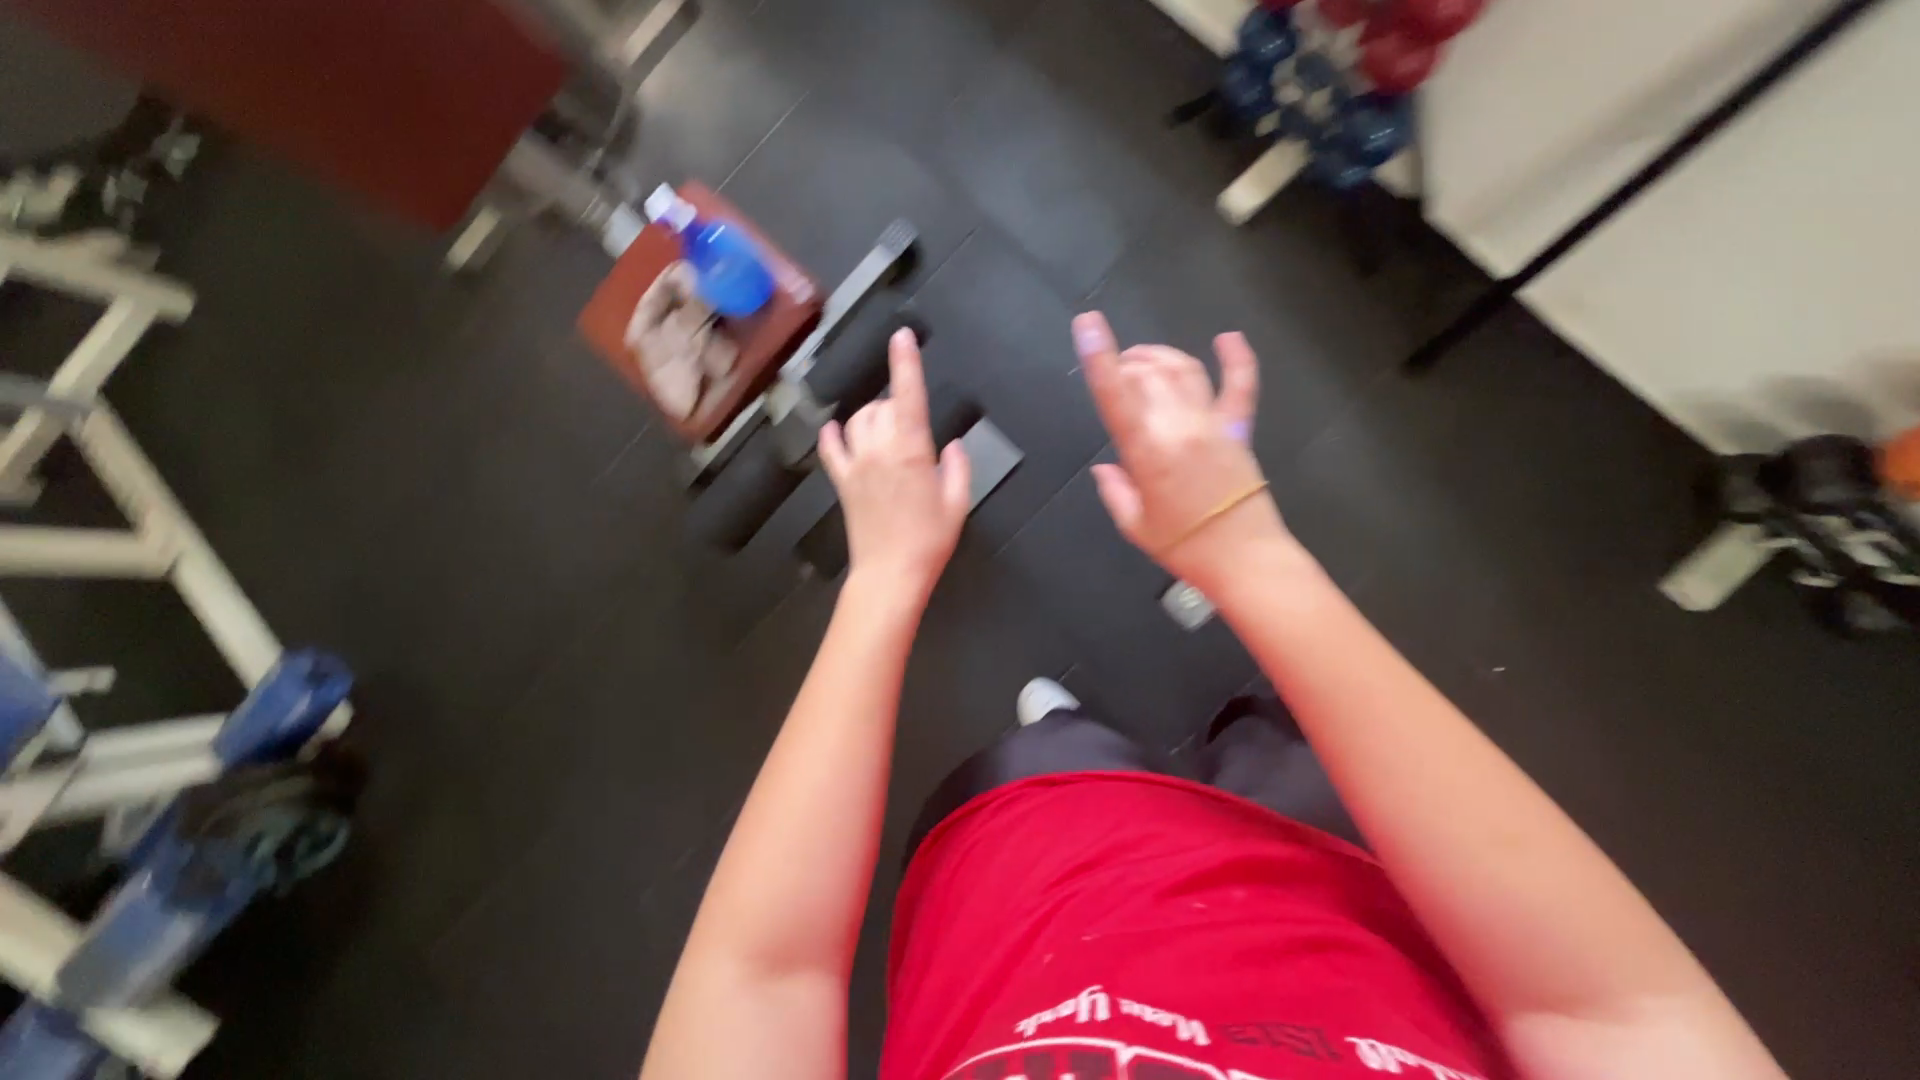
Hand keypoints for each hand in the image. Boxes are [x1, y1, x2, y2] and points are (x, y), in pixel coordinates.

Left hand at [819, 328, 971, 599]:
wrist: (891, 573)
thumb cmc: (930, 539)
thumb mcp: (957, 502)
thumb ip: (956, 467)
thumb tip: (949, 446)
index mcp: (912, 449)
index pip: (907, 394)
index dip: (905, 362)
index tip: (901, 335)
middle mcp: (879, 449)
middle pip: (881, 407)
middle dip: (895, 406)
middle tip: (912, 429)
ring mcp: (856, 464)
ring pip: (856, 420)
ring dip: (871, 417)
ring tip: (886, 433)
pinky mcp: (841, 481)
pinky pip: (831, 448)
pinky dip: (833, 435)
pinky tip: (836, 430)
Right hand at [1073, 311, 1291, 591]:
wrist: (1244, 558)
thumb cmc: (1184, 547)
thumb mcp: (1135, 525)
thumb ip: (1116, 490)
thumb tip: (1106, 468)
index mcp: (1147, 452)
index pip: (1116, 395)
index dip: (1098, 357)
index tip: (1087, 324)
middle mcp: (1179, 428)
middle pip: (1149, 375)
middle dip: (1127, 363)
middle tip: (1118, 371)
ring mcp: (1212, 424)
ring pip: (1184, 370)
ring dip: (1160, 357)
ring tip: (1144, 359)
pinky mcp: (1239, 429)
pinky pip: (1240, 385)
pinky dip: (1236, 358)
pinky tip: (1228, 338)